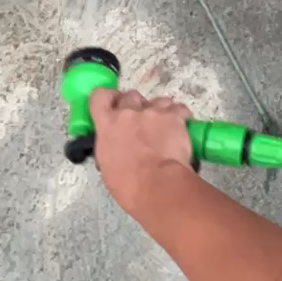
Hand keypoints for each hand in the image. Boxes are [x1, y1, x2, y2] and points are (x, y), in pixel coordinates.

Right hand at [89, 87, 194, 216]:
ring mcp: (153, 112)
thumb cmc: (128, 184)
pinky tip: (181, 127)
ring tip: (164, 127)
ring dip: (159, 111)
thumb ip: (112, 144)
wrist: (157, 185)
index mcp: (108, 125)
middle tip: (141, 123)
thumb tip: (119, 143)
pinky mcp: (174, 116)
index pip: (100, 97)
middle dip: (136, 106)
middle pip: (131, 96)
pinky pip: (179, 109)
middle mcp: (129, 112)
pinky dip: (180, 116)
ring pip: (157, 100)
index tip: (114, 105)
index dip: (108, 98)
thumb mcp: (108, 164)